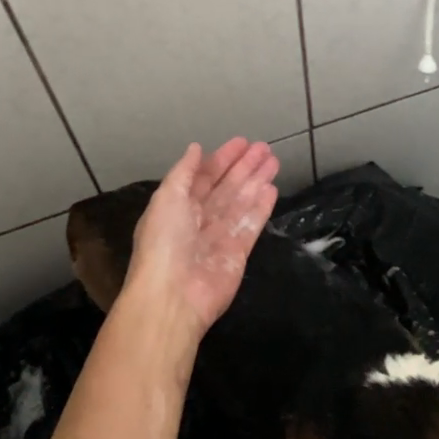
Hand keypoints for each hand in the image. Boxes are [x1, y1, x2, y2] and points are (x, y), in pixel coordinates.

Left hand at [126, 138, 279, 334]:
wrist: (173, 296)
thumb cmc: (164, 242)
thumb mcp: (167, 198)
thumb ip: (184, 172)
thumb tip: (196, 148)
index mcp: (178, 206)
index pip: (204, 176)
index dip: (222, 158)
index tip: (242, 142)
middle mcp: (199, 219)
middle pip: (226, 187)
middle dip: (244, 167)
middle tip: (265, 148)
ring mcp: (220, 236)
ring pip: (242, 202)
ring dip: (257, 181)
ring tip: (274, 160)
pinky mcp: (238, 253)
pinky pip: (251, 223)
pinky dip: (261, 206)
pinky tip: (272, 188)